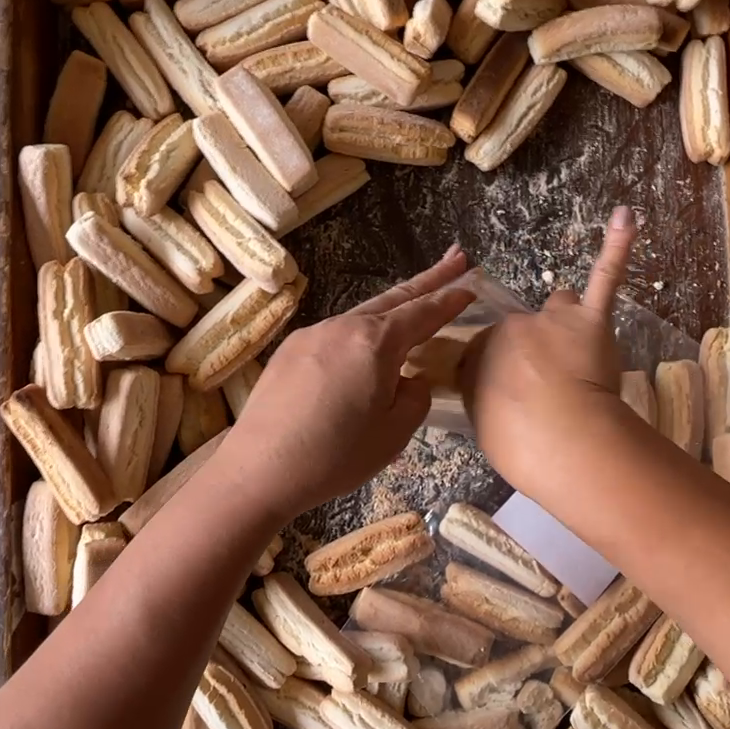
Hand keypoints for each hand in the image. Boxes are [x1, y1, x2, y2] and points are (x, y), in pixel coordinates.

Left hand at [210, 247, 476, 524]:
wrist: (258, 471)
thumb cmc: (334, 457)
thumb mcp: (394, 434)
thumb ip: (415, 398)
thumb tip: (409, 380)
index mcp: (375, 343)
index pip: (423, 313)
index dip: (449, 299)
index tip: (471, 285)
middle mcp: (343, 327)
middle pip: (395, 298)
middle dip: (429, 279)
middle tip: (457, 258)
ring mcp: (312, 335)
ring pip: (362, 317)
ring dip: (392, 309)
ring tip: (415, 306)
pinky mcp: (290, 351)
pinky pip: (336, 336)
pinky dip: (360, 336)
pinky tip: (364, 354)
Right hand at [459, 208, 638, 491]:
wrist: (562, 440)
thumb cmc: (519, 443)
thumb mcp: (483, 424)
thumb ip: (485, 399)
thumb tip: (496, 396)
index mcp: (479, 353)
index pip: (487, 351)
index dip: (502, 373)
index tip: (514, 397)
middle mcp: (511, 328)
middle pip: (522, 329)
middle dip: (534, 350)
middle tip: (550, 387)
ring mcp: (552, 321)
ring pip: (558, 304)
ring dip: (565, 321)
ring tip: (578, 350)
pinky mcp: (590, 321)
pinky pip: (604, 276)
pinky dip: (617, 245)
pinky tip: (625, 216)